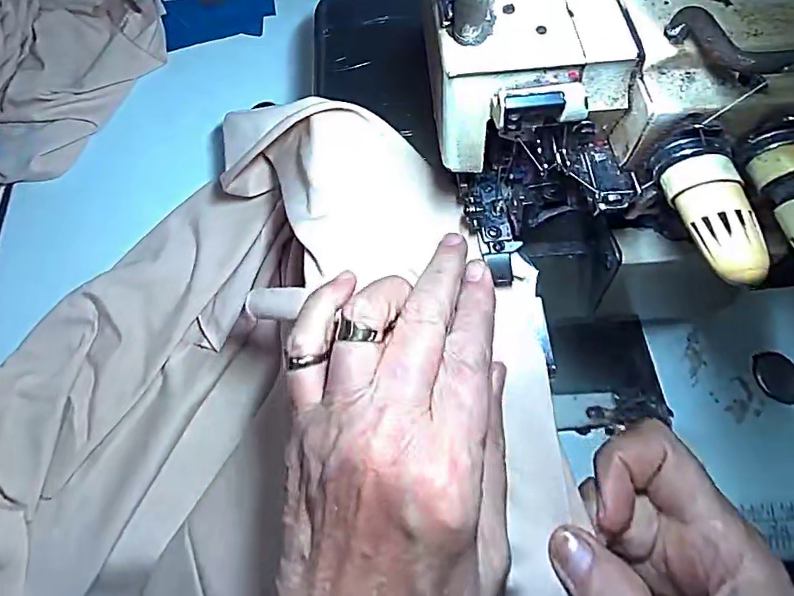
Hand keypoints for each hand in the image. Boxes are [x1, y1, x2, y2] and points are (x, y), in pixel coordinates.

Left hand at [277, 234, 509, 594]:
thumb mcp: (484, 541)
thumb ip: (491, 449)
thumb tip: (490, 376)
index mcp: (444, 466)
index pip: (466, 355)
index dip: (477, 305)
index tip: (480, 278)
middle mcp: (386, 434)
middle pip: (420, 325)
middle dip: (442, 276)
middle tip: (452, 253)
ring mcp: (337, 424)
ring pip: (361, 322)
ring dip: (390, 287)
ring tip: (410, 280)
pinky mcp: (302, 428)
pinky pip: (303, 347)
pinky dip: (322, 306)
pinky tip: (344, 286)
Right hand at [548, 421, 791, 595]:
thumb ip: (633, 594)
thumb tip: (566, 542)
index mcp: (718, 536)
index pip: (655, 451)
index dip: (619, 465)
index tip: (604, 519)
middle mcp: (680, 542)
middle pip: (611, 487)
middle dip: (585, 517)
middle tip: (573, 566)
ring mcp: (652, 570)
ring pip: (589, 526)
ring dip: (572, 549)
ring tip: (574, 585)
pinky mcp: (629, 590)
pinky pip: (588, 565)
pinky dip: (572, 574)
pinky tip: (574, 589)